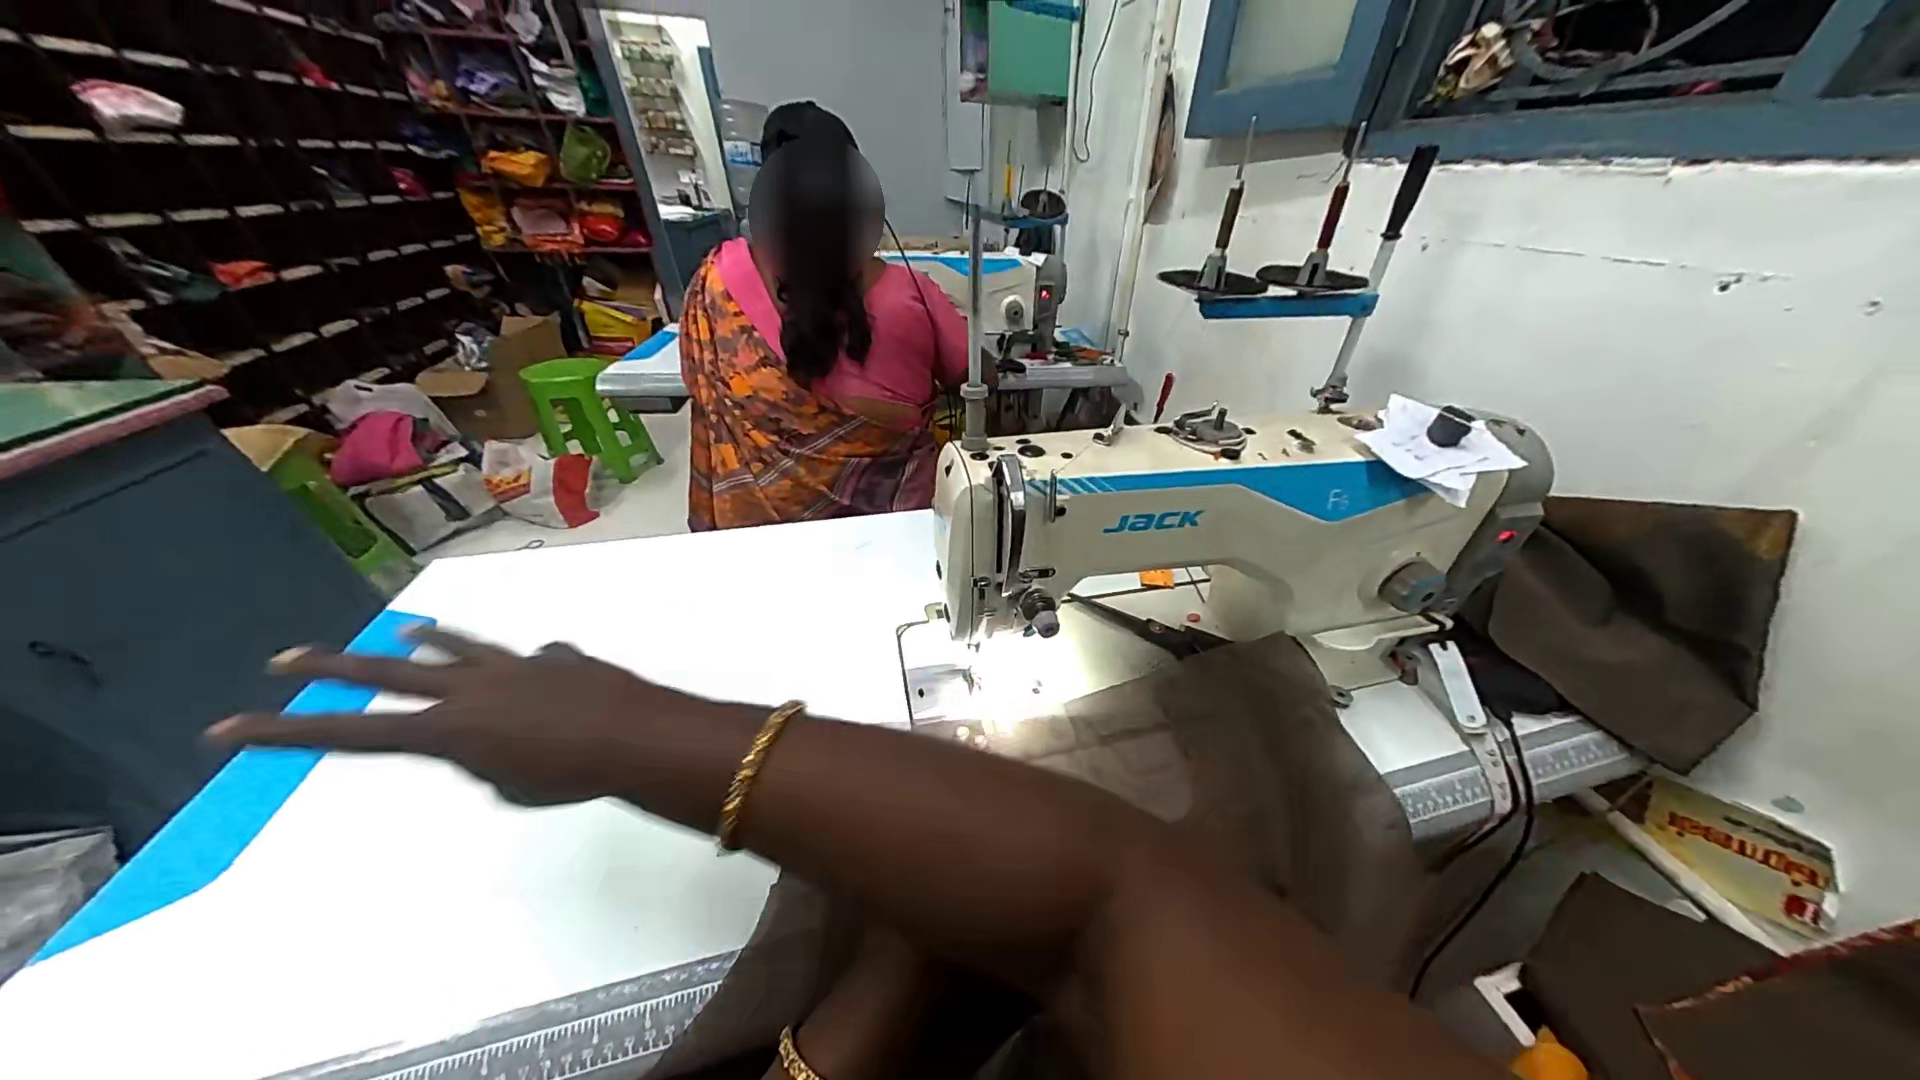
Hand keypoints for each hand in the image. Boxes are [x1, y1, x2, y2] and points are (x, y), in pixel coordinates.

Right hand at [209, 628, 710, 805]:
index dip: (291, 732)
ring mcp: (518, 664)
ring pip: (462, 648)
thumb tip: (493, 728)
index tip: (229, 728)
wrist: (635, 735)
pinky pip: (535, 661)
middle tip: (287, 659)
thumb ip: (484, 755)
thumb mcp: (509, 785)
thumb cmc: (571, 776)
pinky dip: (531, 670)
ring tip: (405, 632)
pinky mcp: (558, 657)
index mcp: (451, 728)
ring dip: (432, 641)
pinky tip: (543, 676)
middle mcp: (475, 687)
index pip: (354, 734)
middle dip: (335, 668)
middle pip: (391, 673)